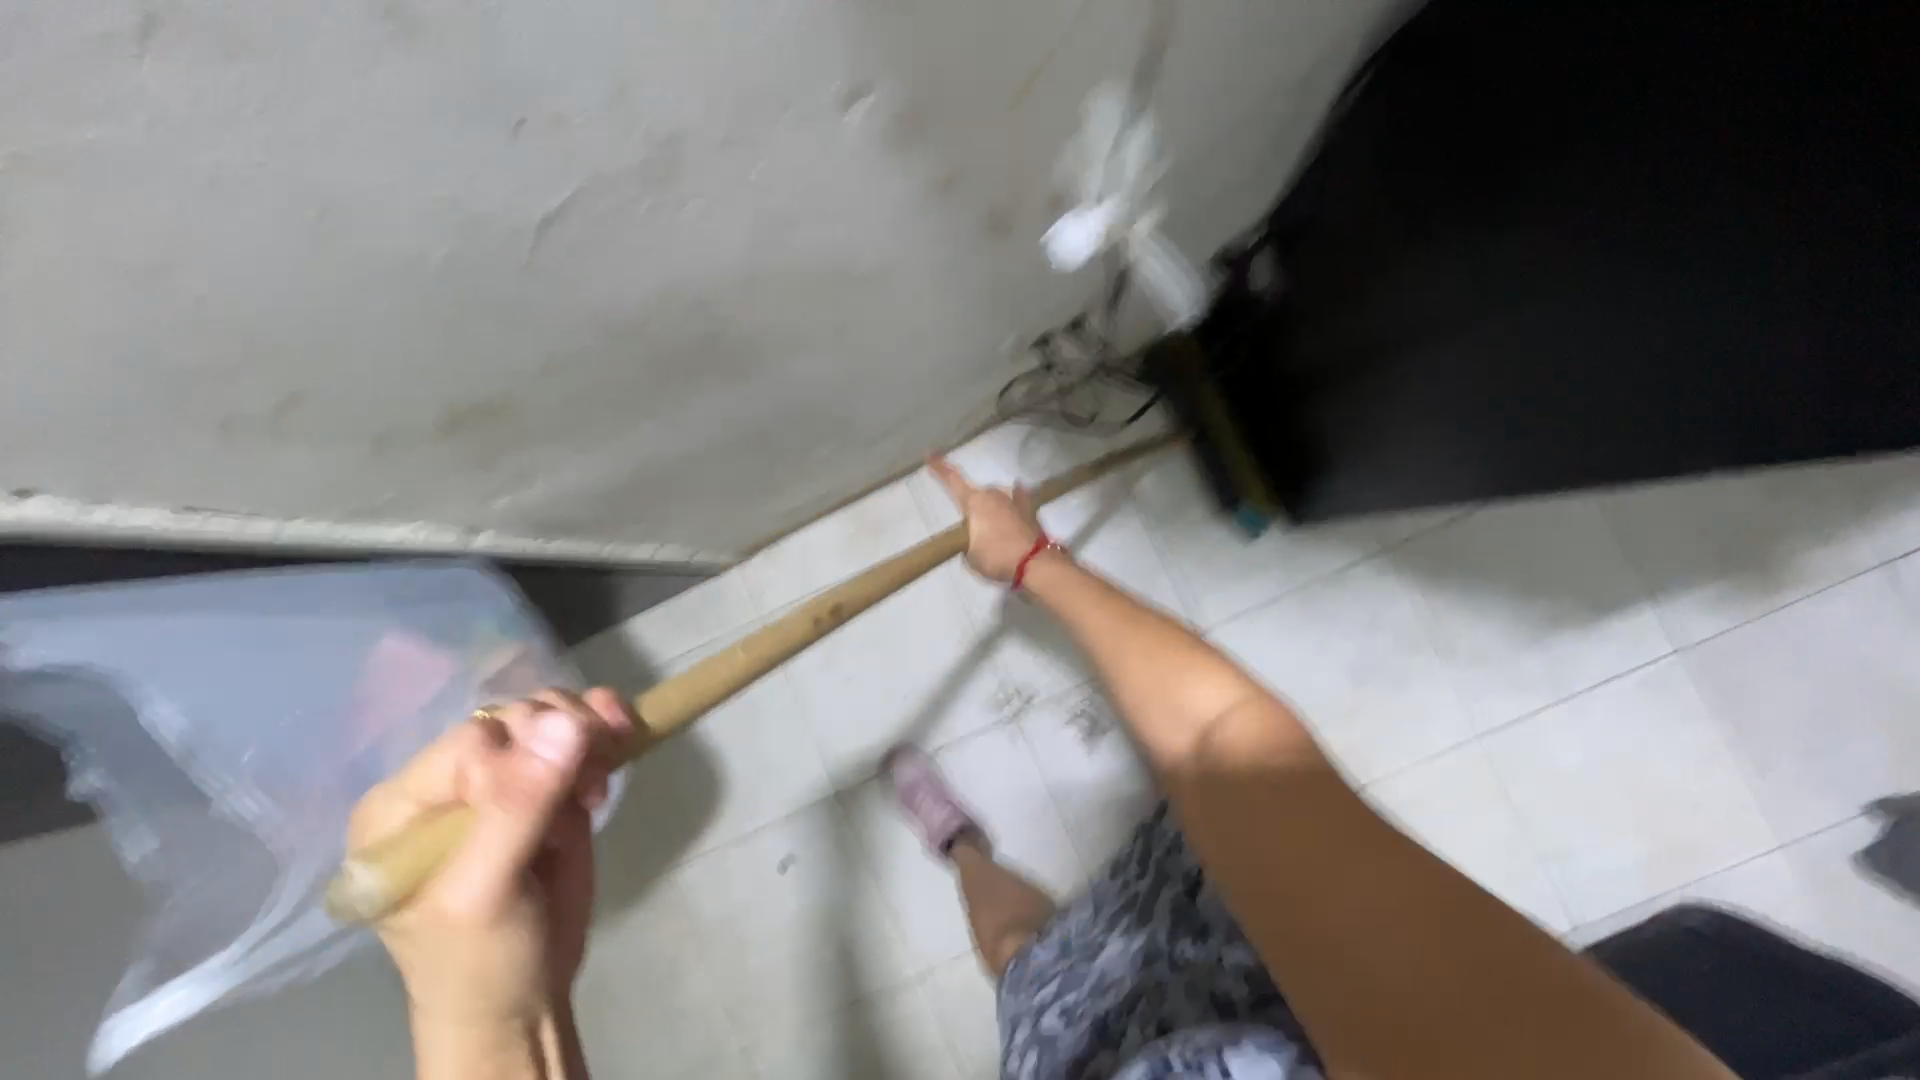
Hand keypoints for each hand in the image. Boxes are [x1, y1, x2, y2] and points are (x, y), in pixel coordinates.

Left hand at [347, 688, 631, 1076]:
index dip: (527, 755)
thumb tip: (568, 724)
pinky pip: (576, 734)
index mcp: (403, 806)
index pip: (475, 740)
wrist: (523, 1002)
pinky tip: (618, 750)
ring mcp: (502, 781)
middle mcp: (448, 783)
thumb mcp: (486, 890)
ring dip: (589, 729)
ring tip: (602, 778)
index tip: (565, 794)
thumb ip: (519, 806)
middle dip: (564, 737)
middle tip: (592, 786)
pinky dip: (604, 731)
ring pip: (548, 715)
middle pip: (515, 718)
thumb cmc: (480, 960)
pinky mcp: (548, 787)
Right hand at [929, 455, 1047, 582]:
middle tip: (976, 532)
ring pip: (997, 499)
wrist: (1035, 563)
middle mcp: (994, 494)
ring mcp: (1014, 499)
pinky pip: (1018, 501)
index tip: (930, 454)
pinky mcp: (1031, 510)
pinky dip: (1014, 504)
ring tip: (996, 531)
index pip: (952, 480)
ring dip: (993, 510)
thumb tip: (977, 539)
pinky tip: (1015, 506)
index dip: (940, 467)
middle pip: (978, 495)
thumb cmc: (996, 558)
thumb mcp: (970, 556)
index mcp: (975, 502)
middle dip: (974, 509)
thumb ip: (968, 542)